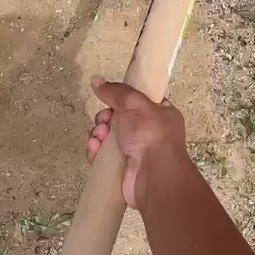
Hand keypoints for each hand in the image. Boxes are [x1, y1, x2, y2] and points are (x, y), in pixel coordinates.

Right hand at [87, 77, 189, 210]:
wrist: (152, 174)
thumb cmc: (151, 134)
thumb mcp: (135, 104)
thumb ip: (116, 92)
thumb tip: (96, 80)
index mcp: (159, 115)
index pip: (137, 103)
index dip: (121, 101)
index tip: (111, 102)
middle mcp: (147, 133)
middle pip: (117, 119)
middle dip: (105, 118)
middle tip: (104, 121)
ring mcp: (133, 151)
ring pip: (106, 137)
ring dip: (98, 134)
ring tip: (99, 137)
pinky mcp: (119, 167)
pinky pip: (101, 155)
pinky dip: (95, 151)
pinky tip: (94, 149)